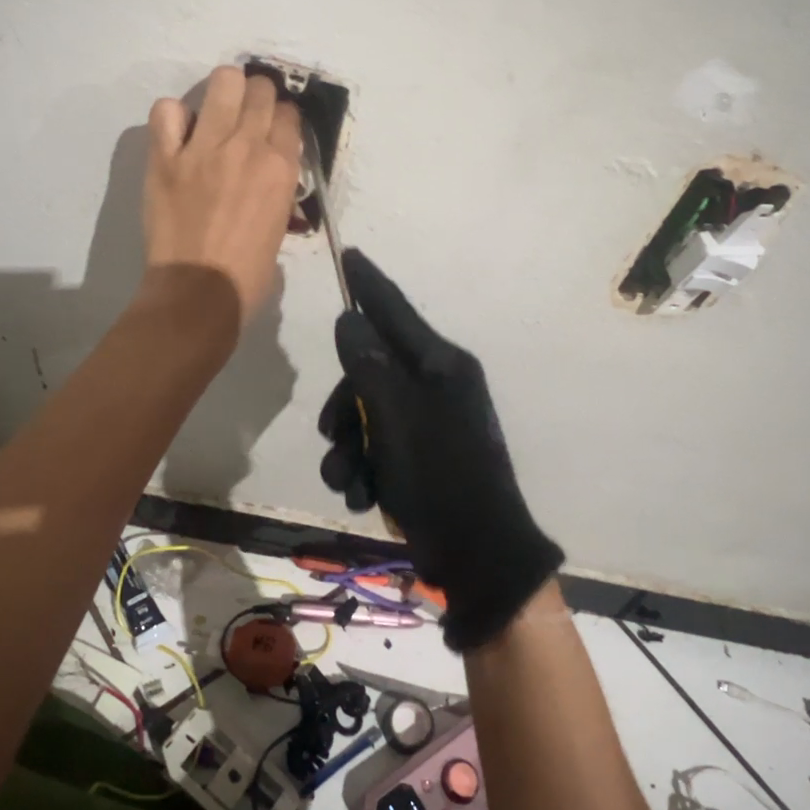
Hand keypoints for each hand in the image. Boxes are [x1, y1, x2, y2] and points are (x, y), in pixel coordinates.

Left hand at [142, 66, 301, 324]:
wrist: (198, 293)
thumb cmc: (247, 276)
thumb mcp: (279, 227)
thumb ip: (276, 191)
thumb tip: (267, 179)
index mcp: (281, 169)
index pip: (289, 114)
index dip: (281, 118)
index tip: (273, 128)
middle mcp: (247, 147)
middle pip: (259, 88)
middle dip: (256, 96)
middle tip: (246, 116)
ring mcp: (203, 148)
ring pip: (221, 83)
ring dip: (223, 92)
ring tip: (216, 112)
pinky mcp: (165, 157)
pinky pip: (167, 110)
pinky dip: (174, 117)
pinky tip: (179, 134)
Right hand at [317, 250, 564, 649]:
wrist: (476, 554)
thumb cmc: (440, 477)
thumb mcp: (396, 416)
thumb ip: (368, 364)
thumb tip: (351, 318)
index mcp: (441, 366)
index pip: (395, 312)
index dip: (368, 284)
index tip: (349, 254)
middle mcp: (437, 387)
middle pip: (369, 372)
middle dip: (343, 408)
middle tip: (333, 436)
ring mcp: (431, 426)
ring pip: (366, 417)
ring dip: (348, 450)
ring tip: (351, 482)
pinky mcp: (422, 461)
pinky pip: (377, 450)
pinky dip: (364, 472)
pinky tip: (365, 497)